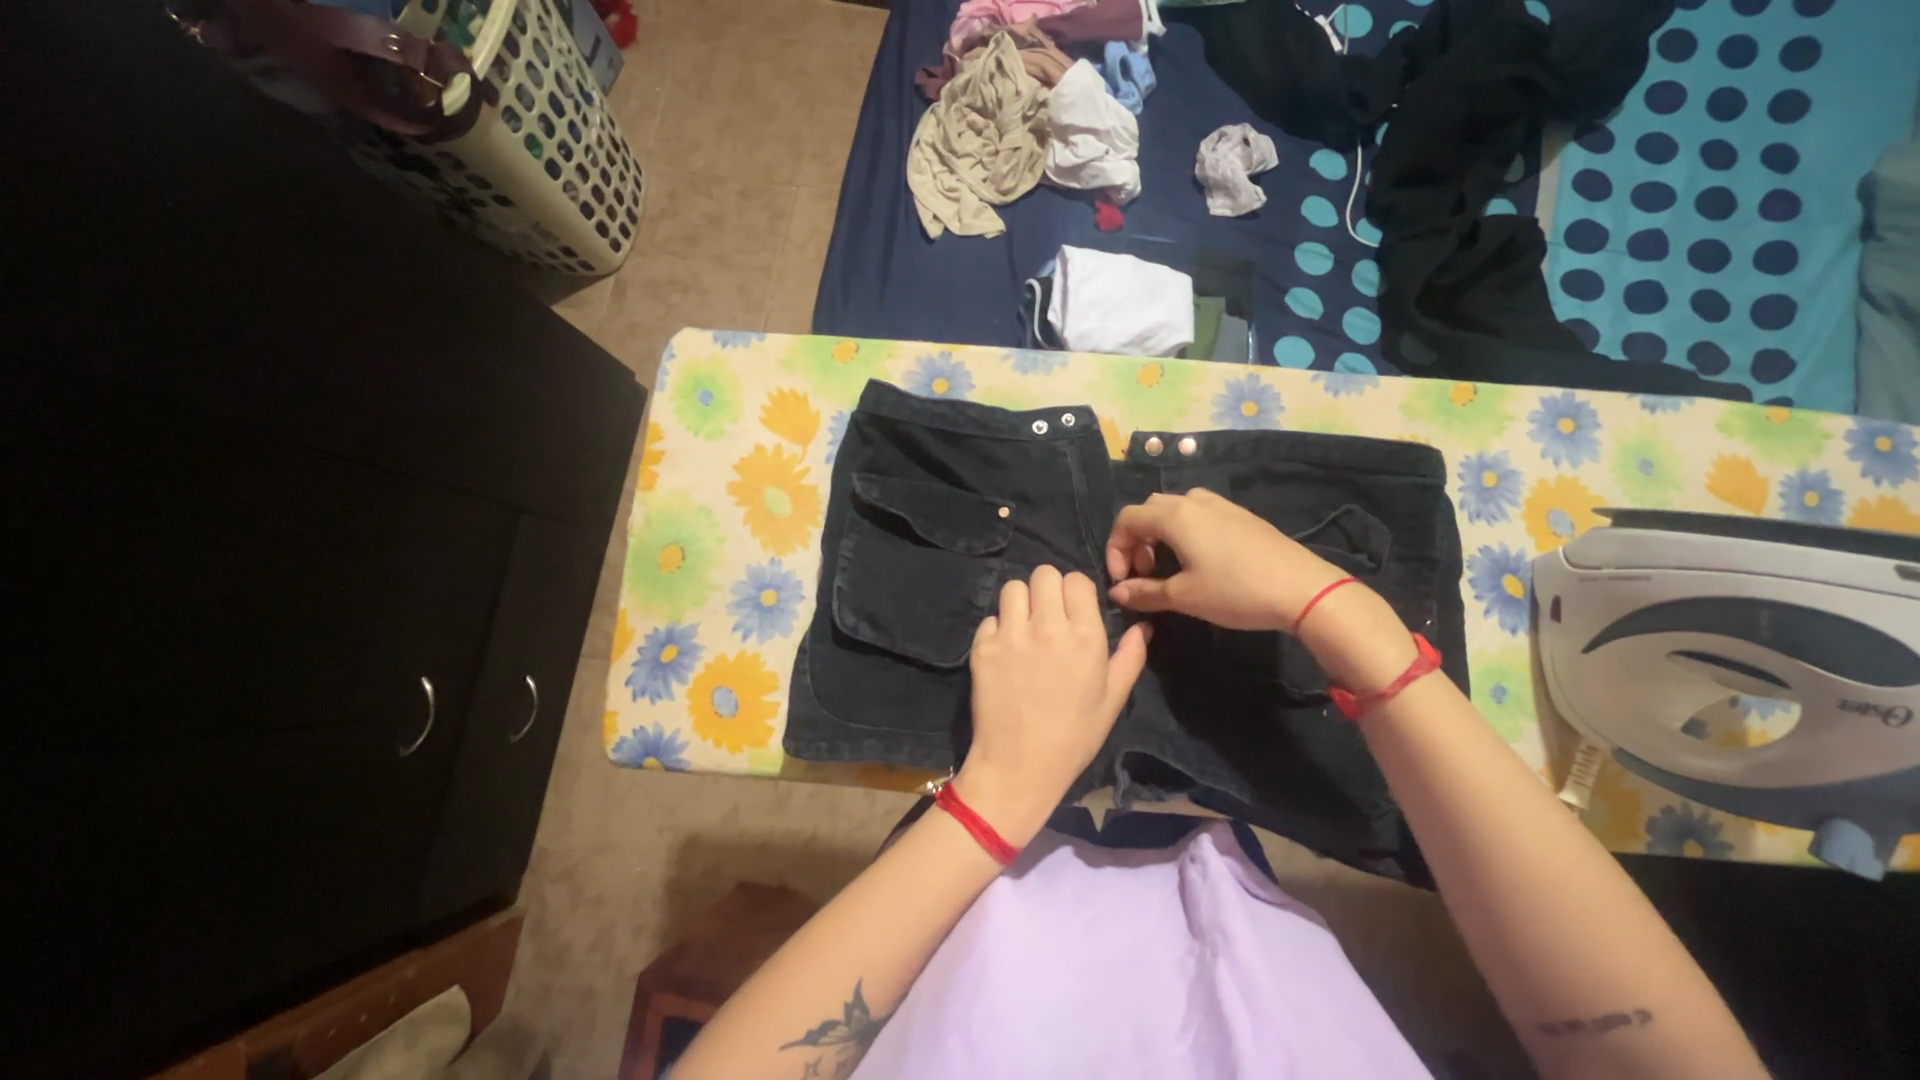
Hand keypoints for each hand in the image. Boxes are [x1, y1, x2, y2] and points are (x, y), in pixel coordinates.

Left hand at [958, 565, 1149, 846]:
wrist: (1019, 765)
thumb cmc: (1074, 737)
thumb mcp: (1113, 700)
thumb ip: (1130, 657)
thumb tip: (1143, 626)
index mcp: (1085, 636)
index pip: (1077, 580)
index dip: (1077, 591)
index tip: (1075, 610)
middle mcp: (1047, 626)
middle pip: (1044, 573)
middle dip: (1049, 588)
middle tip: (1049, 614)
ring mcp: (1011, 635)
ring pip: (1013, 588)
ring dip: (1021, 601)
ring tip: (1025, 626)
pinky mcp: (982, 648)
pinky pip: (990, 618)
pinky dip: (997, 628)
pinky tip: (1005, 651)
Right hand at [1105, 489, 1417, 689]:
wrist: (1302, 589)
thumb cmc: (1235, 592)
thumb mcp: (1184, 597)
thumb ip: (1144, 592)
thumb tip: (1117, 593)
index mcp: (1174, 516)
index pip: (1127, 519)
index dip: (1116, 548)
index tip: (1122, 580)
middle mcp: (1194, 501)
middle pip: (1149, 510)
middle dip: (1137, 540)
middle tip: (1143, 573)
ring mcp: (1222, 506)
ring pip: (1176, 508)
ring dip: (1161, 533)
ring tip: (1169, 566)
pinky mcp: (1242, 516)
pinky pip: (1200, 513)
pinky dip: (1186, 531)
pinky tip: (1200, 560)